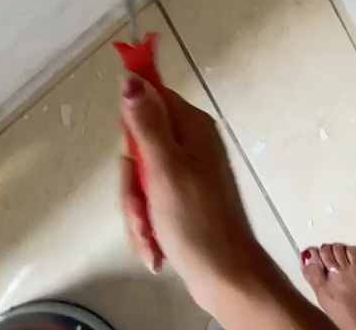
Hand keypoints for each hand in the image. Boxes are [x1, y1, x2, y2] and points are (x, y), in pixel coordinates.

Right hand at [119, 74, 273, 306]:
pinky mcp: (184, 197)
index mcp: (191, 126)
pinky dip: (148, 224)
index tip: (132, 157)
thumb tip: (131, 79)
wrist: (224, 275)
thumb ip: (146, 124)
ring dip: (138, 211)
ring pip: (141, 178)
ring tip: (151, 235)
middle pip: (140, 145)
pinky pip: (151, 201)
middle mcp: (191, 142)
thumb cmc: (196, 221)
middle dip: (132, 185)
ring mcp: (188, 171)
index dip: (133, 128)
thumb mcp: (164, 169)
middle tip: (143, 208)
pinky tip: (156, 245)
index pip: (150, 100)